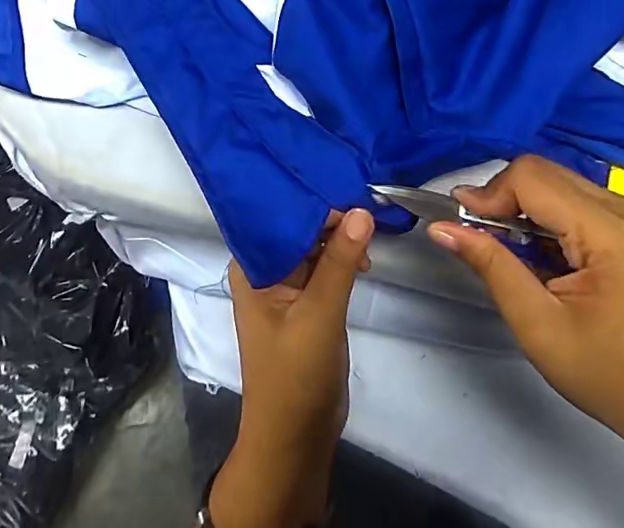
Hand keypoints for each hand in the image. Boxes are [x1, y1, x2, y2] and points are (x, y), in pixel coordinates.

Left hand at [210, 208, 373, 527]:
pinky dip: (342, 258)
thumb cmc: (295, 375)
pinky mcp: (305, 302)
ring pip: (313, 247)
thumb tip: (360, 211)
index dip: (311, 201)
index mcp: (251, 265)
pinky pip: (323, 268)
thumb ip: (339, 261)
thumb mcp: (320, 314)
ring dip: (339, 237)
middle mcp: (263, 268)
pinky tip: (364, 254)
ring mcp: (285, 286)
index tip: (347, 184)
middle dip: (329, 216)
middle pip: (297, 229)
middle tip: (368, 200)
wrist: (296, 438)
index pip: (279, 217)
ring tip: (372, 226)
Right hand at [427, 155, 623, 457]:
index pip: (533, 178)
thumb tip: (442, 228)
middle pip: (551, 173)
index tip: (464, 225)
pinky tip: (558, 257)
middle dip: (508, 200)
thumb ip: (491, 266)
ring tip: (523, 254)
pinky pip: (593, 201)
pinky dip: (561, 218)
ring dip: (533, 209)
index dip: (489, 194)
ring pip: (569, 184)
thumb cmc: (617, 382)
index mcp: (618, 237)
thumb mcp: (540, 328)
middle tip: (485, 239)